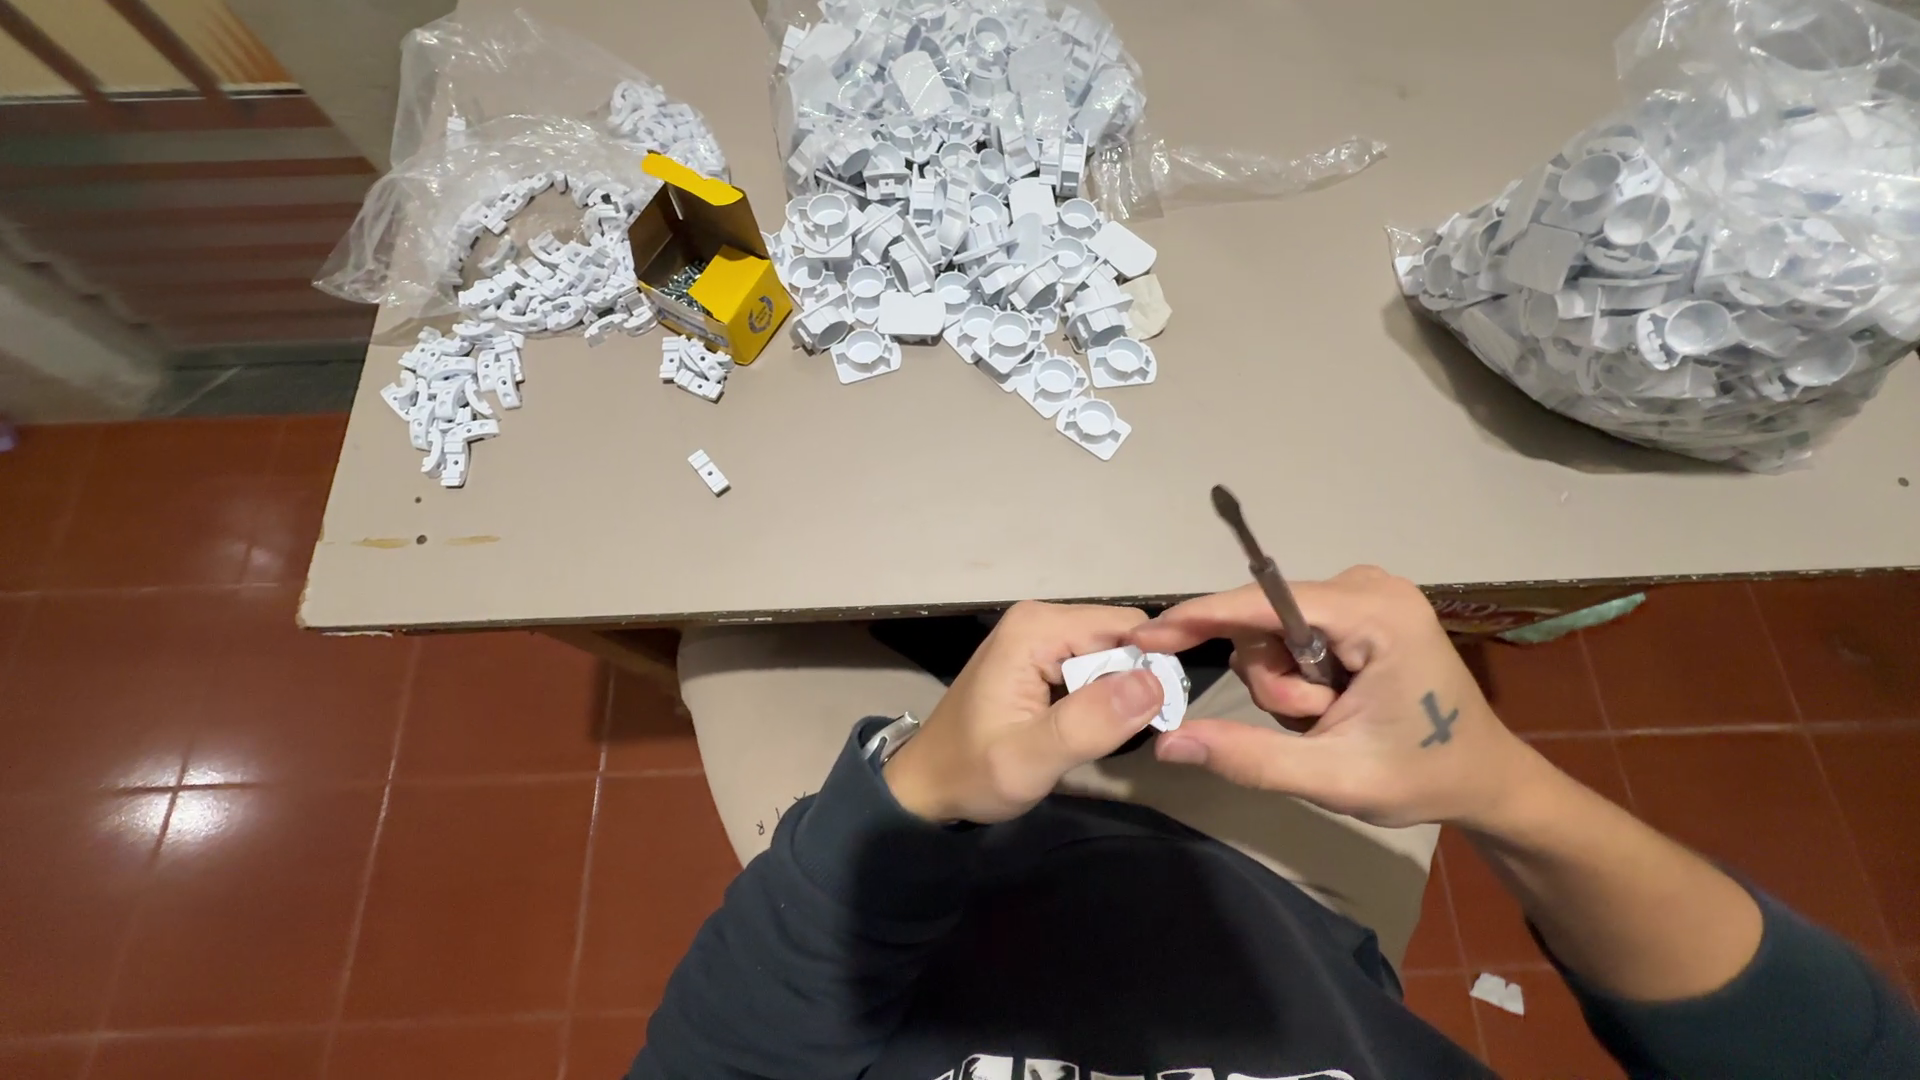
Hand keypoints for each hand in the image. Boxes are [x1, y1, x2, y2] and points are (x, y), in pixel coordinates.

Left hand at [884, 602, 1167, 824]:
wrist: (928, 783)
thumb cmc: (972, 772)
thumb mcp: (1029, 759)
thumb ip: (1088, 723)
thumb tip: (1154, 684)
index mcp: (1036, 629)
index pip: (1128, 627)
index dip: (1152, 669)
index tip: (1158, 719)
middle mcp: (1039, 619)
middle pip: (1121, 637)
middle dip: (1136, 683)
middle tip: (1126, 736)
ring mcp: (1038, 636)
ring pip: (1111, 652)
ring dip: (1120, 693)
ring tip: (1106, 735)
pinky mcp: (1039, 656)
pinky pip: (1092, 665)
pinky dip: (1102, 696)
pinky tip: (1088, 727)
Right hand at [1130, 566, 1542, 829]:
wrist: (1486, 779)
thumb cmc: (1423, 776)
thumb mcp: (1334, 777)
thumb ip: (1249, 757)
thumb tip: (1167, 743)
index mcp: (1377, 615)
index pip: (1263, 603)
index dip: (1198, 618)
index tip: (1144, 637)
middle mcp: (1368, 586)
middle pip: (1265, 618)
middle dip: (1273, 679)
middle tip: (1312, 723)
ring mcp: (1364, 591)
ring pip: (1272, 628)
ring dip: (1283, 681)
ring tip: (1328, 718)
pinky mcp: (1358, 605)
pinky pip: (1289, 628)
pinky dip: (1293, 672)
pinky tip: (1330, 701)